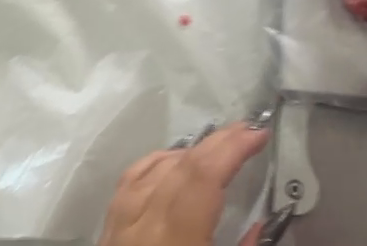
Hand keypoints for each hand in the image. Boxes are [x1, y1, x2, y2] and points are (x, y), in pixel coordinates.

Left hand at [100, 123, 271, 245]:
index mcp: (177, 239)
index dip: (233, 147)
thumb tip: (258, 223)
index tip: (260, 133)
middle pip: (181, 167)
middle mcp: (143, 225)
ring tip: (216, 147)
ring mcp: (118, 227)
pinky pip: (129, 184)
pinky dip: (155, 165)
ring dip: (189, 152)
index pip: (204, 176)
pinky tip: (170, 162)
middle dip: (218, 142)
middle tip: (247, 130)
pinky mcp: (106, 233)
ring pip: (154, 170)